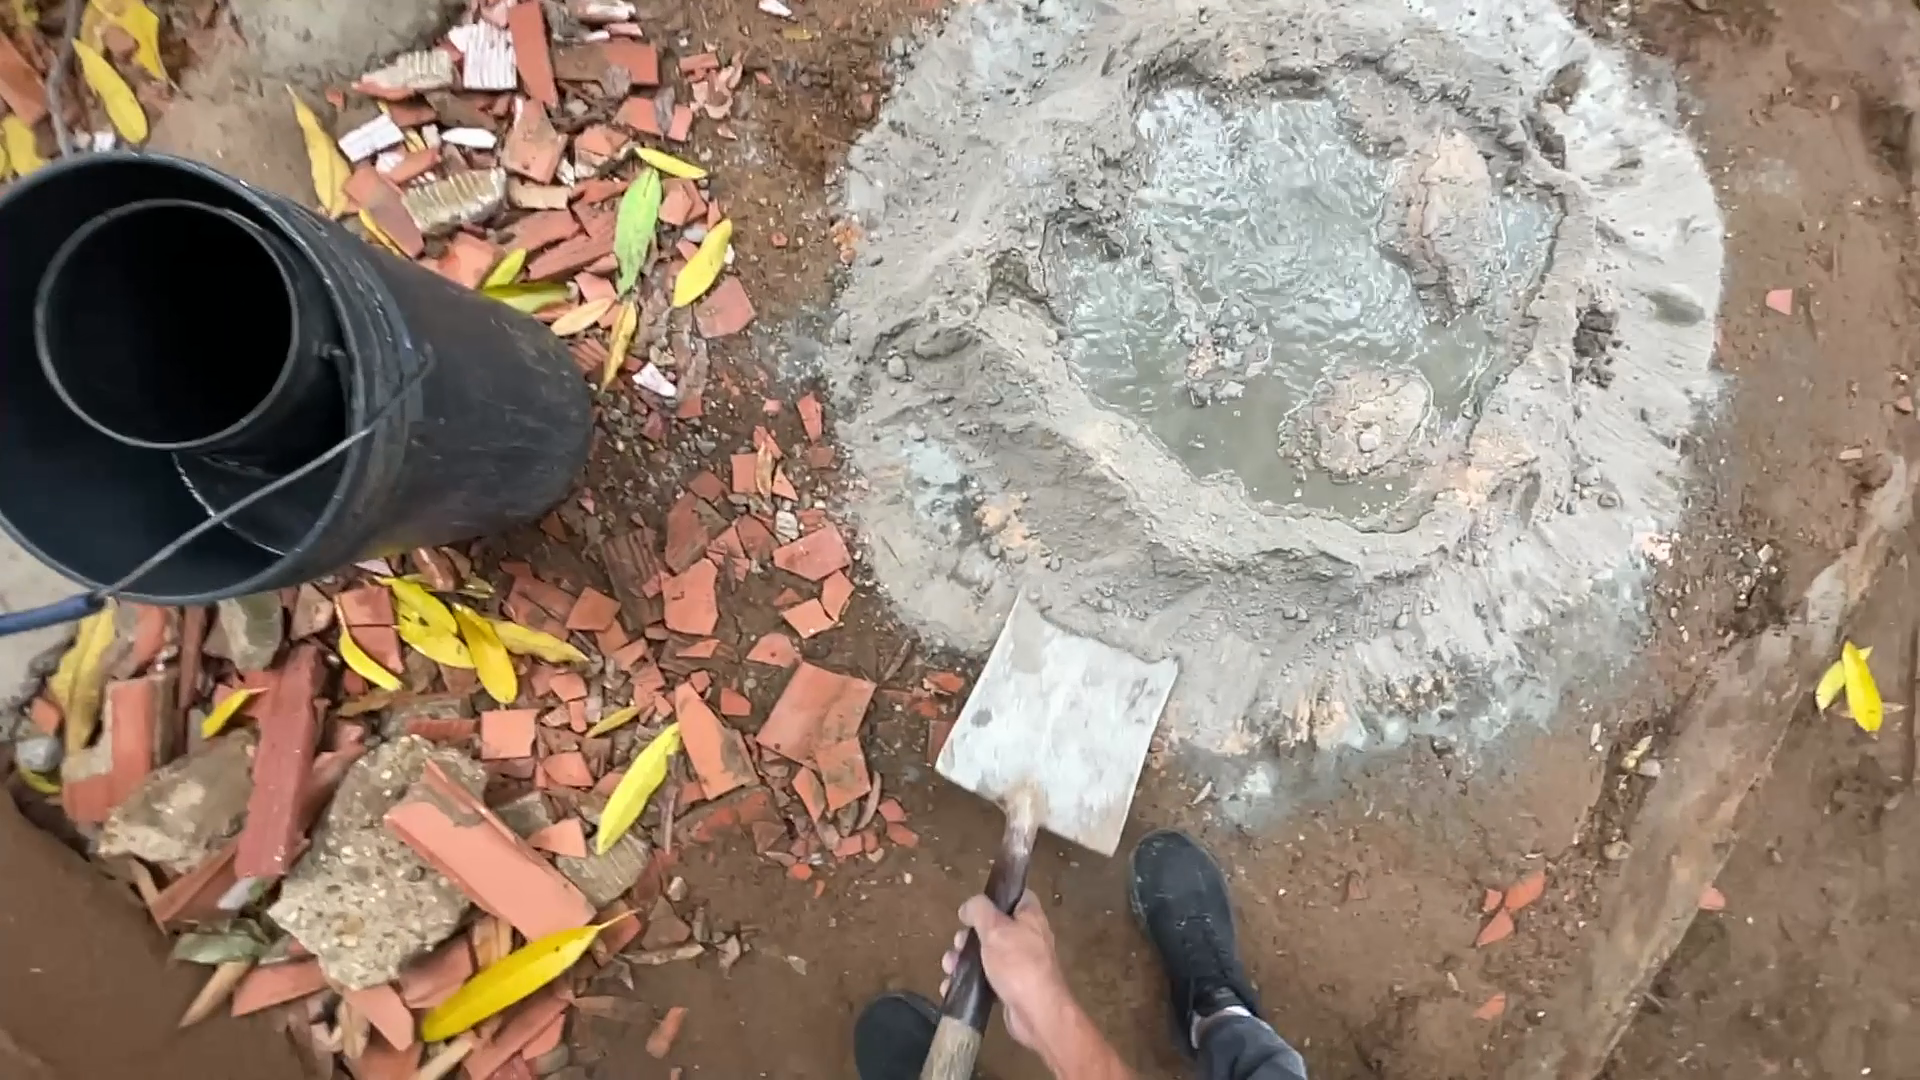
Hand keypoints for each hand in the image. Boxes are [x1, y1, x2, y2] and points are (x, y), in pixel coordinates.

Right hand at [940, 890, 1072, 1051]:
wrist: (1037, 1014)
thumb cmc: (1018, 963)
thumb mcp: (995, 928)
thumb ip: (979, 910)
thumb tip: (968, 907)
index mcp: (1029, 915)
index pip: (1014, 895)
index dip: (994, 897)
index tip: (973, 907)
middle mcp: (1027, 937)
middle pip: (993, 926)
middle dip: (970, 934)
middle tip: (958, 942)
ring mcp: (1019, 964)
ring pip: (986, 954)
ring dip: (964, 959)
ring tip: (949, 966)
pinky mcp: (1011, 988)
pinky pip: (986, 978)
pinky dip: (969, 981)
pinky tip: (951, 985)